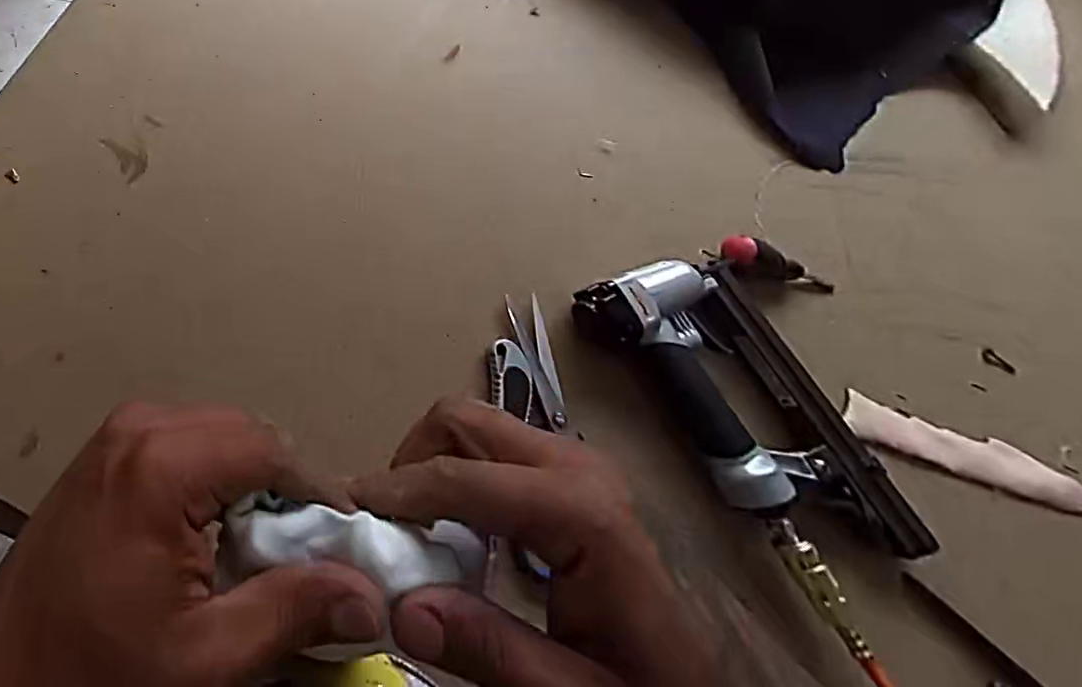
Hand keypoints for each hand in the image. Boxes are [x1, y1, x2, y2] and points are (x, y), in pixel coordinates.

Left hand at [0, 402, 387, 686]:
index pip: (268, 449)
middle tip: (302, 548)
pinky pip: (187, 440)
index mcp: (161, 464)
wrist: (2, 662)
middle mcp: (142, 426)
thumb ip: (289, 613)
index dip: (315, 490)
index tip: (342, 537)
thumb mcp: (202, 657)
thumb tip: (363, 594)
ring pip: (219, 432)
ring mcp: (122, 429)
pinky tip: (214, 529)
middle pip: (245, 432)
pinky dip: (215, 475)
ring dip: (249, 479)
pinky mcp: (113, 444)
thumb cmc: (94, 664)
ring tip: (258, 544)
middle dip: (283, 483)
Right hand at [350, 398, 718, 686]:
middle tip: (387, 521)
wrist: (732, 676)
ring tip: (414, 528)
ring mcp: (573, 461)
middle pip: (461, 421)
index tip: (350, 513)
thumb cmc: (663, 683)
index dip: (396, 492)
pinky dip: (455, 473)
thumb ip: (492, 653)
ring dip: (429, 464)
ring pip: (472, 426)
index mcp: (582, 510)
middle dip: (410, 460)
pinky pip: (491, 449)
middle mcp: (574, 464)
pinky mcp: (569, 471)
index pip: (461, 477)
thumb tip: (403, 609)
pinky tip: (455, 530)